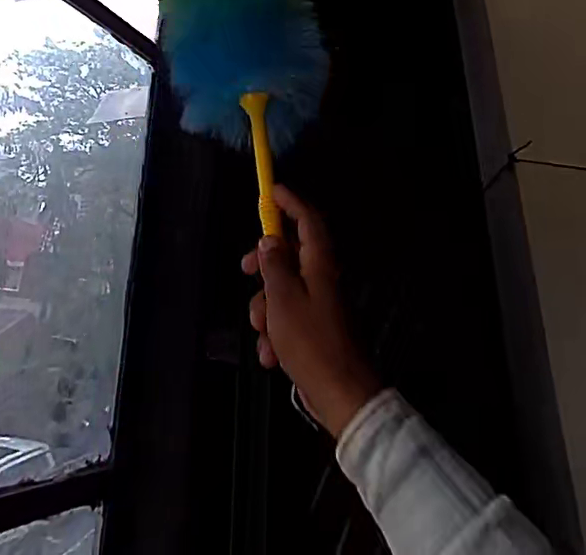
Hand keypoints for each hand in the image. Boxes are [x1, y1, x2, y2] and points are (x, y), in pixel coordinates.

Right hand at [240, 185, 383, 438]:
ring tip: (263, 333)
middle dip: (263, 263)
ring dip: (265, 308)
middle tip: (245, 267)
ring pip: (282, 288)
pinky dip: (275, 331)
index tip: (271, 190)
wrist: (341, 396)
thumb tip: (269, 241)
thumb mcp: (282, 299)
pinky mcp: (314, 329)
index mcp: (320, 264)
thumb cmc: (311, 342)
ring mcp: (318, 304)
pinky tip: (271, 355)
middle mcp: (321, 278)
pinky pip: (287, 317)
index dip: (290, 202)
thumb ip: (273, 265)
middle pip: (289, 253)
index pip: (308, 220)